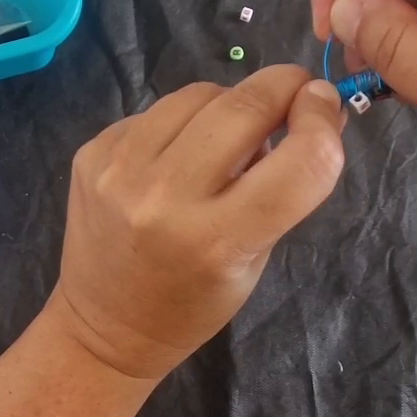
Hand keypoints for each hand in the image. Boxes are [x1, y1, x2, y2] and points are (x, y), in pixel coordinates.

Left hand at [47, 65, 345, 379]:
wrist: (104, 327)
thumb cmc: (191, 306)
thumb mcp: (253, 263)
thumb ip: (283, 190)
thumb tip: (309, 108)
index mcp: (218, 241)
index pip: (302, 161)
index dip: (323, 120)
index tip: (324, 105)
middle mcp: (165, 199)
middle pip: (246, 106)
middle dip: (282, 89)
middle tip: (293, 97)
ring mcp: (120, 172)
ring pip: (200, 95)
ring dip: (228, 106)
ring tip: (226, 140)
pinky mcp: (92, 154)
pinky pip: (156, 112)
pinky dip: (181, 125)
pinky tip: (176, 158)